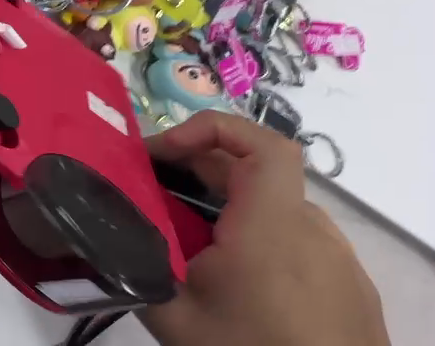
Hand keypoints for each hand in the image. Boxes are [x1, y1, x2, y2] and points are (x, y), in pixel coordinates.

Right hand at [142, 111, 386, 345]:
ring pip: (270, 207)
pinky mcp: (350, 291)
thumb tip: (88, 218)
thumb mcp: (169, 309)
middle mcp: (315, 235)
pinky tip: (223, 274)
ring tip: (179, 238)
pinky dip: (252, 235)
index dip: (209, 128)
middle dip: (191, 170)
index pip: (261, 144)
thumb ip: (130, 253)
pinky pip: (296, 240)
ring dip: (219, 204)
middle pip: (251, 173)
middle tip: (144, 192)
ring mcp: (340, 264)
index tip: (162, 153)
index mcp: (273, 229)